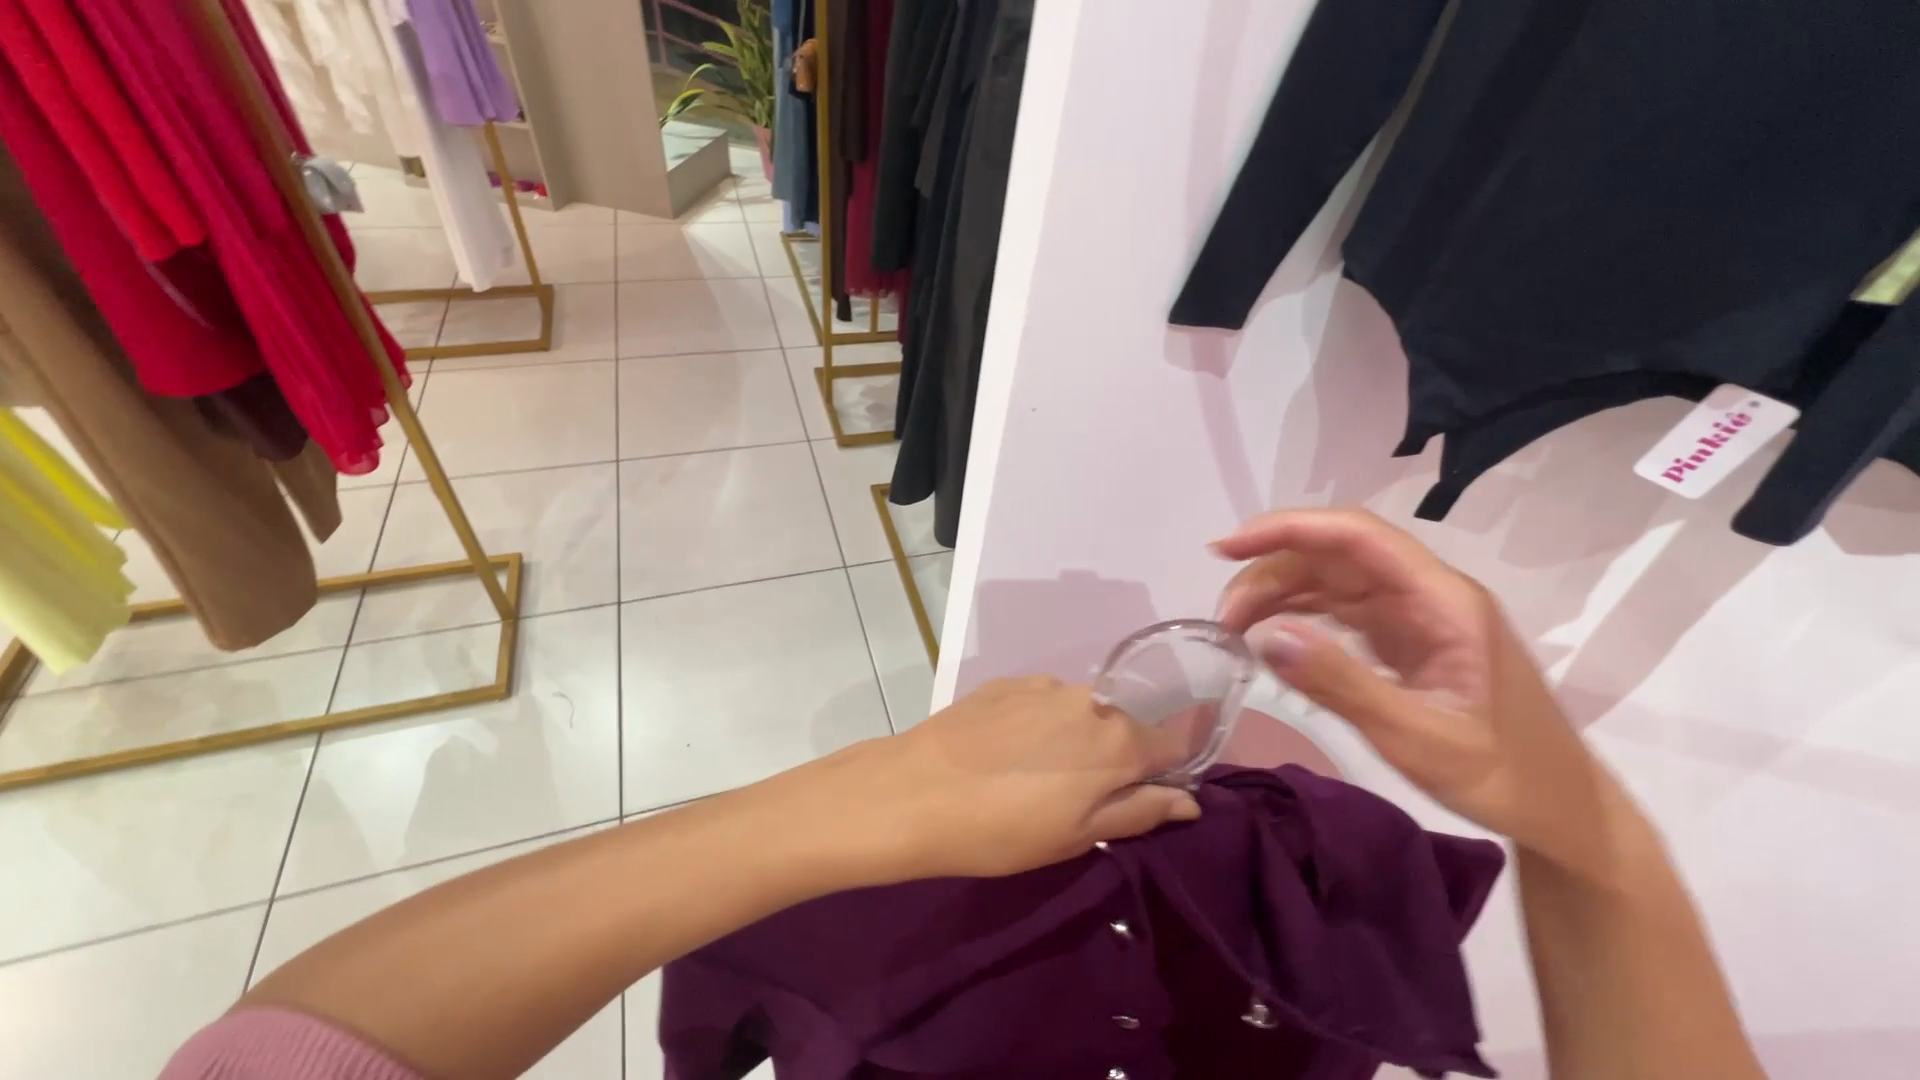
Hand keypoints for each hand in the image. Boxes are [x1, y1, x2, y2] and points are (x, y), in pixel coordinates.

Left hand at [830, 677, 1201, 881]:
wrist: (913, 793)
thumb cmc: (1002, 830)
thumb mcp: (1078, 837)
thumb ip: (1140, 811)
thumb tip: (1189, 799)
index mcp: (1118, 741)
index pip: (1173, 745)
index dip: (1164, 773)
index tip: (1139, 797)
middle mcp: (1090, 700)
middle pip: (1125, 725)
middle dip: (1116, 757)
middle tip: (1077, 796)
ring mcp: (1045, 685)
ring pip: (1082, 711)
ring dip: (1075, 737)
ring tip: (1034, 774)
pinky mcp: (1007, 681)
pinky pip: (1043, 701)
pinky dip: (1039, 723)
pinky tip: (1006, 752)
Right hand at [1212, 508, 1625, 873]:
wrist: (1562, 810)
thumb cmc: (1502, 776)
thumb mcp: (1416, 737)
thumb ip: (1342, 684)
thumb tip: (1266, 637)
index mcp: (1443, 602)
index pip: (1358, 537)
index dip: (1290, 529)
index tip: (1229, 548)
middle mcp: (1427, 594)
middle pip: (1336, 555)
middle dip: (1271, 571)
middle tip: (1224, 619)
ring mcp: (1416, 615)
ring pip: (1332, 579)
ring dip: (1279, 592)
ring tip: (1233, 627)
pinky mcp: (1406, 638)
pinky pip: (1341, 609)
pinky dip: (1298, 614)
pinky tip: (1268, 634)